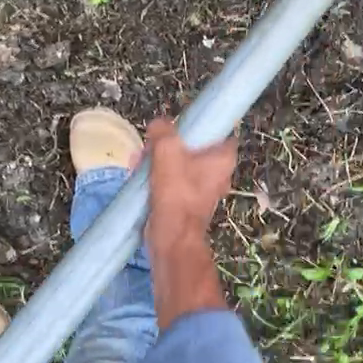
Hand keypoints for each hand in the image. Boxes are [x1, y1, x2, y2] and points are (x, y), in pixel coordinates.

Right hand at [142, 117, 236, 252]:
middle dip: (168, 145)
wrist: (171, 238)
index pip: (218, 132)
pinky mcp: (186, 201)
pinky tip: (139, 176)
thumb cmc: (177, 194)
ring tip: (138, 162)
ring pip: (179, 164)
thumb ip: (163, 131)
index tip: (179, 126)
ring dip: (158, 161)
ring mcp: (202, 189)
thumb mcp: (167, 152)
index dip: (199, 126)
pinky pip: (172, 181)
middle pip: (192, 148)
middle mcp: (218, 173)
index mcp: (223, 159)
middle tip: (150, 146)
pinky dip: (157, 177)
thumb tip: (158, 124)